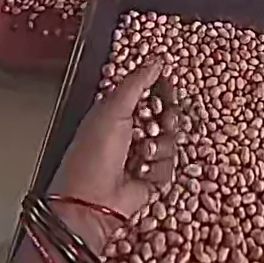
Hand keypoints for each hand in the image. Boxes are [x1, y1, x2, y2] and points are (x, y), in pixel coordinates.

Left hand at [50, 59, 174, 246]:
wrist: (90, 202)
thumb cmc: (93, 153)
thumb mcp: (113, 109)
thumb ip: (137, 82)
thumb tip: (157, 60)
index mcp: (119, 110)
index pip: (151, 92)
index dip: (162, 90)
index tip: (167, 87)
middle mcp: (133, 131)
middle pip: (167, 116)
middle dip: (166, 120)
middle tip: (156, 126)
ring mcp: (144, 155)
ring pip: (173, 141)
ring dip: (159, 147)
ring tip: (142, 154)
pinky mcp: (154, 178)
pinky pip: (171, 165)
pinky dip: (157, 168)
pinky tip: (141, 173)